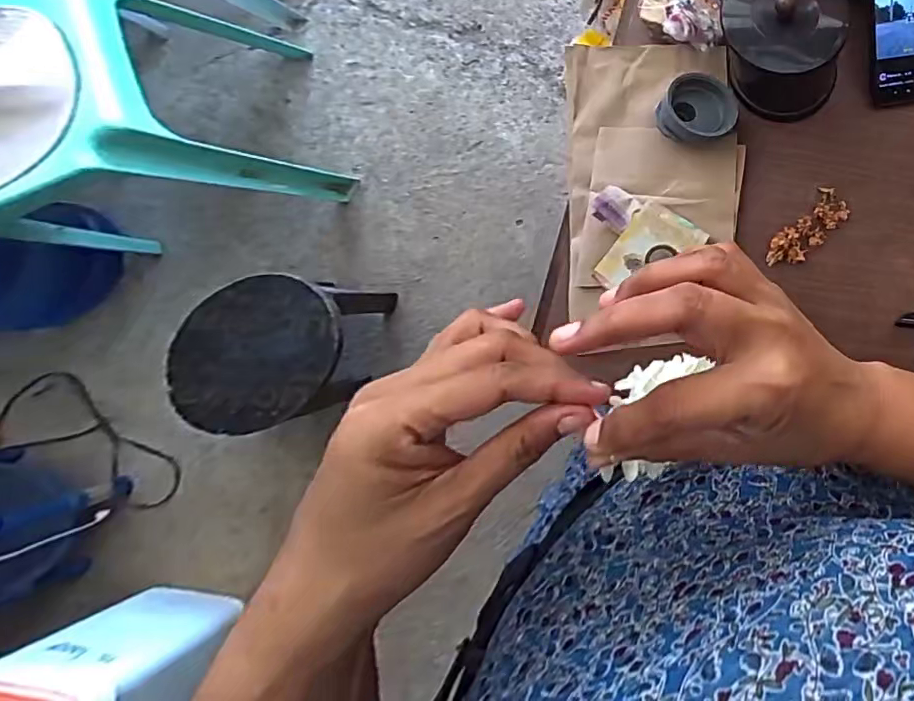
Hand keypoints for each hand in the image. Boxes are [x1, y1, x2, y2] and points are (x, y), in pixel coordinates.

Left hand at [263, 300, 608, 634]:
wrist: (318, 595)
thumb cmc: (380, 560)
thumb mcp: (456, 507)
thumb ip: (518, 449)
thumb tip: (578, 413)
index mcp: (393, 415)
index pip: (491, 378)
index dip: (549, 382)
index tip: (595, 395)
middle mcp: (390, 386)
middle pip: (483, 347)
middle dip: (540, 364)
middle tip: (583, 392)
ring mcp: (391, 385)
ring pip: (468, 337)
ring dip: (519, 346)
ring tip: (558, 372)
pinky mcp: (399, 393)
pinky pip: (450, 348)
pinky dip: (488, 335)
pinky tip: (516, 318)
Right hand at [549, 244, 872, 469]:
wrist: (850, 399)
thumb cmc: (799, 434)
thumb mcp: (737, 452)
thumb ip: (669, 440)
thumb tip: (604, 437)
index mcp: (764, 386)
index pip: (678, 400)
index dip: (625, 421)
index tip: (591, 432)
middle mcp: (767, 332)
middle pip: (685, 308)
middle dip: (618, 323)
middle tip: (570, 339)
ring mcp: (769, 298)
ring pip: (702, 267)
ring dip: (645, 282)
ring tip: (604, 306)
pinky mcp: (767, 282)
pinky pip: (718, 256)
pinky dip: (678, 263)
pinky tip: (651, 283)